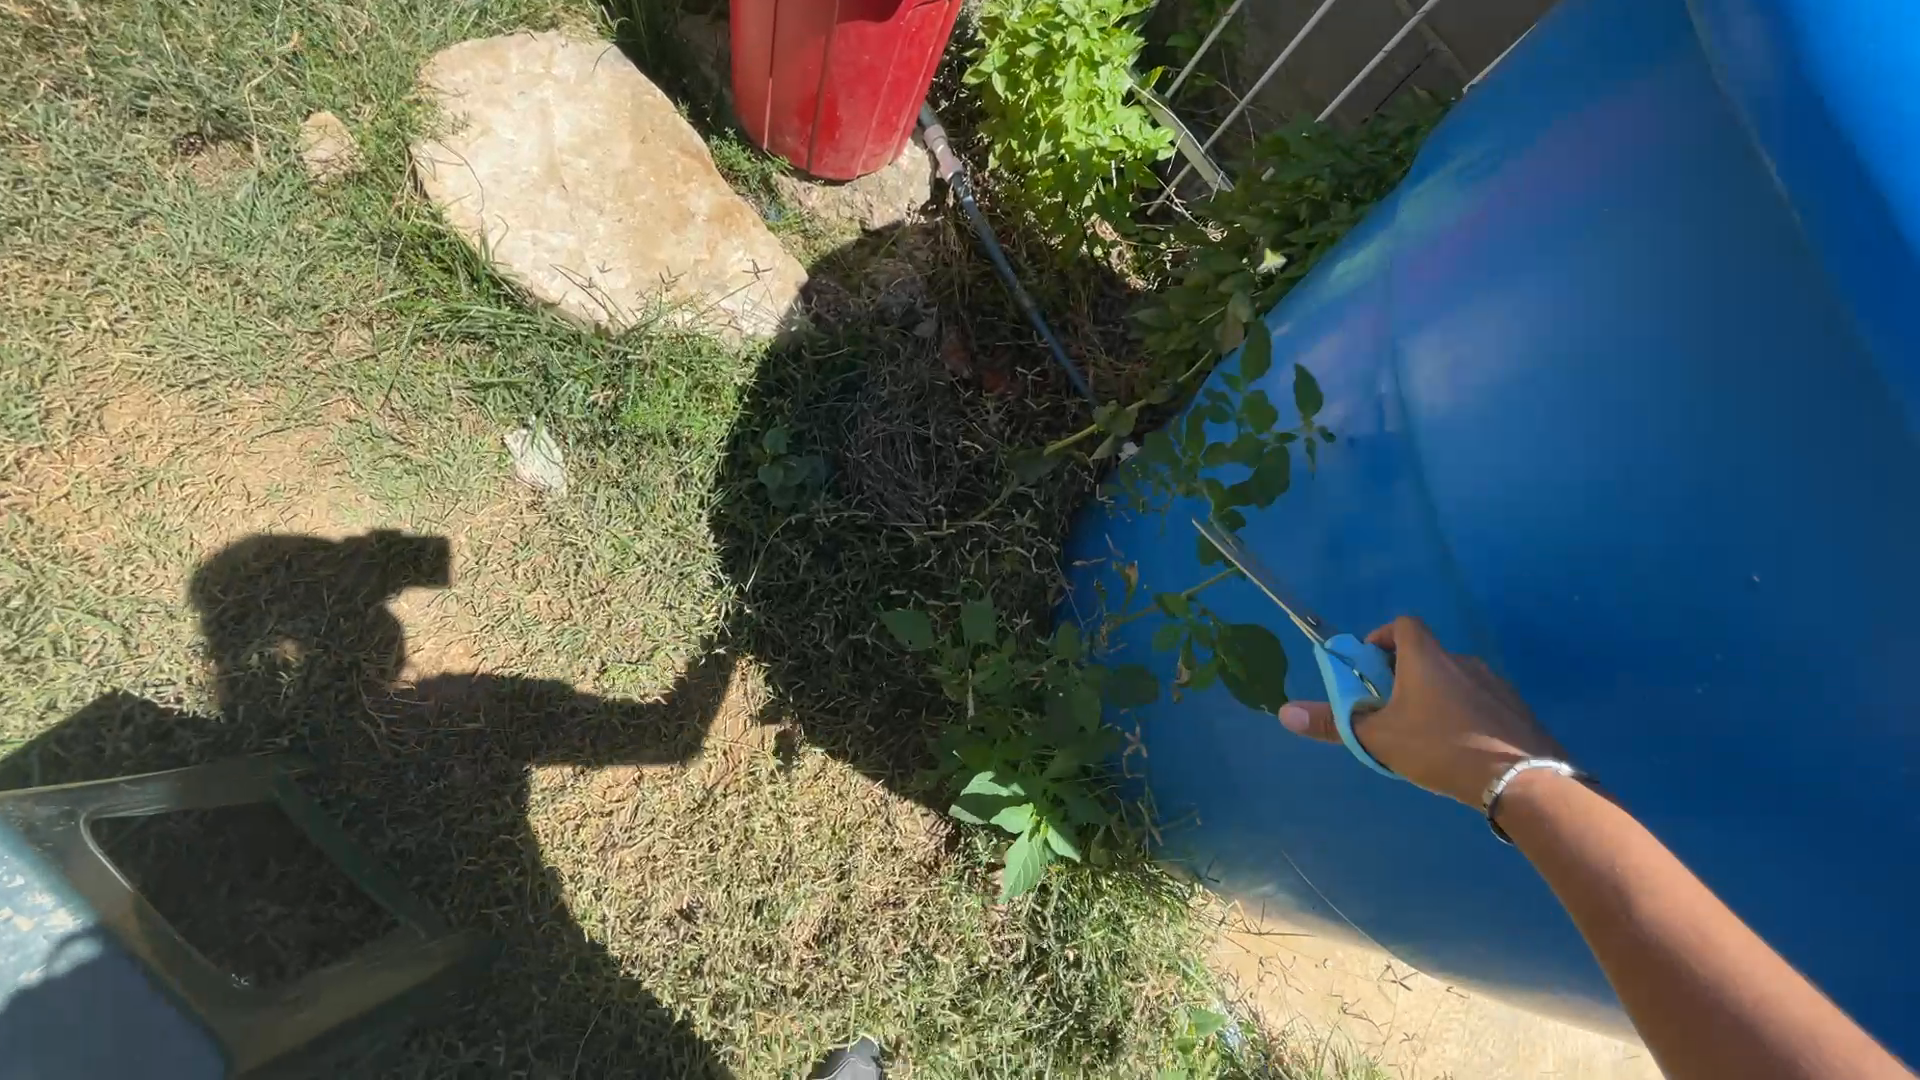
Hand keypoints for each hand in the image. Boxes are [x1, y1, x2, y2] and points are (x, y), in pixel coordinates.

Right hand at [1277, 615, 1566, 804]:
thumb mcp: (1378, 737)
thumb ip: (1332, 723)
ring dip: (1436, 696)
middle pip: (1426, 654)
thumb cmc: (1441, 747)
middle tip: (1389, 708)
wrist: (1527, 782)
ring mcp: (1496, 685)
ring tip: (1425, 734)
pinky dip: (1465, 715)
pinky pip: (1481, 702)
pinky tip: (1461, 749)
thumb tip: (1284, 713)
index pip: (1402, 625)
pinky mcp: (1518, 711)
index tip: (1369, 668)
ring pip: (1454, 680)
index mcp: (1426, 658)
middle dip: (1403, 676)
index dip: (1381, 639)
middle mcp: (1462, 661)